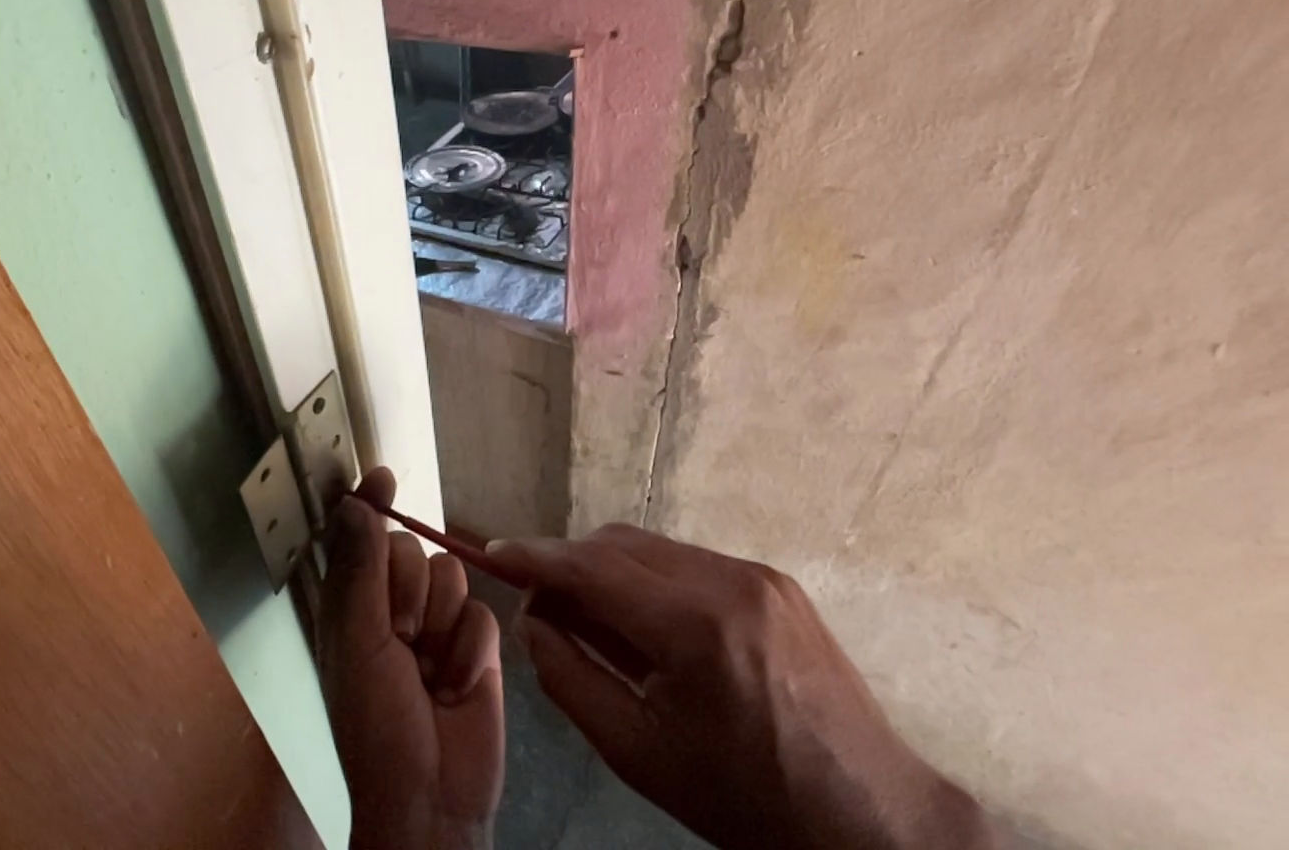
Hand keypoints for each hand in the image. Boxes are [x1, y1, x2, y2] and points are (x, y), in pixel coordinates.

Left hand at [320, 469, 503, 849]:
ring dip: (441, 625)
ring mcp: (438, 624)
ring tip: (428, 671)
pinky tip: (456, 686)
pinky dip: (470, 650)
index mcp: (353, 604)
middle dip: (409, 593)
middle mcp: (393, 605)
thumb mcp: (358, 641)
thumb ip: (360, 570)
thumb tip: (352, 502)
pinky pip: (482, 613)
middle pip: (412, 550)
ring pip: (450, 575)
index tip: (381, 476)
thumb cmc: (376, 721)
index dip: (370, 505)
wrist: (432, 795)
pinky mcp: (477, 645)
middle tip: (401, 641)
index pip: (361, 537)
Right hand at [489, 526, 992, 849]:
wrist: (870, 818)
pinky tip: (646, 623)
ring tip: (593, 619)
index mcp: (694, 628)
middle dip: (568, 563)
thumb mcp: (634, 750)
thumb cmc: (742, 797)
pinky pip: (685, 561)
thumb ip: (566, 674)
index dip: (533, 556)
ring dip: (606, 569)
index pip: (590, 567)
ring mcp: (757, 574)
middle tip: (541, 605)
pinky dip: (648, 579)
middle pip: (616, 544)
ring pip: (649, 547)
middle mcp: (727, 581)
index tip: (491, 553)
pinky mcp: (774, 581)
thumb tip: (530, 617)